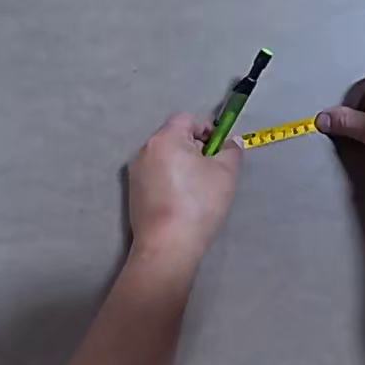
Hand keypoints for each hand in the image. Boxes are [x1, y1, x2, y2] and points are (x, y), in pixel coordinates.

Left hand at [127, 113, 241, 258]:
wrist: (168, 246)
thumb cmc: (199, 203)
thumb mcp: (226, 173)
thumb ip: (231, 150)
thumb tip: (231, 142)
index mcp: (165, 139)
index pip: (187, 119)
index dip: (207, 129)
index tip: (219, 150)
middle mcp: (145, 151)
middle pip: (174, 137)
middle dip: (195, 148)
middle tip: (212, 171)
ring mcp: (136, 173)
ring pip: (165, 158)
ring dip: (183, 165)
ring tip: (199, 189)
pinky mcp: (134, 193)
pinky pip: (156, 176)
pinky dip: (171, 181)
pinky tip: (183, 202)